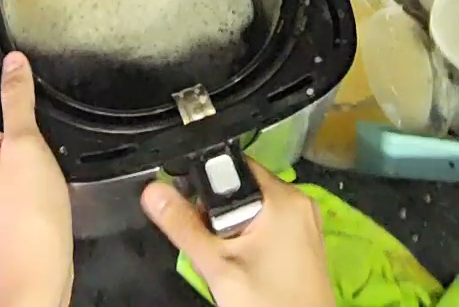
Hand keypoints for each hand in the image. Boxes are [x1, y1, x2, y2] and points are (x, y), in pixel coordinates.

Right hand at [140, 162, 333, 306]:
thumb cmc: (267, 303)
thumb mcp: (218, 267)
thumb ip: (183, 226)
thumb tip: (152, 190)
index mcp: (284, 197)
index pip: (234, 167)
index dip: (206, 184)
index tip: (191, 211)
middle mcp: (299, 202)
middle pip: (243, 188)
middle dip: (218, 211)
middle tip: (210, 244)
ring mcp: (306, 223)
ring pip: (254, 208)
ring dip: (233, 227)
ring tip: (226, 258)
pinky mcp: (306, 243)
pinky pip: (269, 224)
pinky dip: (251, 237)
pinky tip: (244, 264)